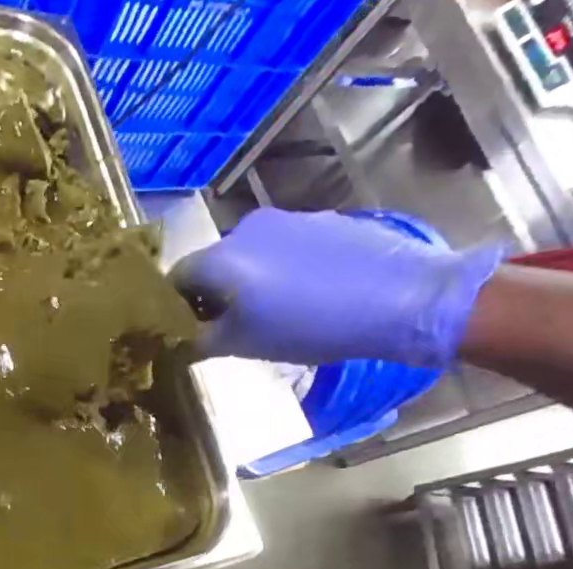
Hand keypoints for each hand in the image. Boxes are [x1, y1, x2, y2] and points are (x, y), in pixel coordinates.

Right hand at [171, 208, 502, 368]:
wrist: (398, 297)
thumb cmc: (308, 327)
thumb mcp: (243, 345)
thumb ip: (201, 340)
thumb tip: (179, 339)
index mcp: (221, 257)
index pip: (176, 278)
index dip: (174, 307)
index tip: (188, 331)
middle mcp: (245, 229)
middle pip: (212, 264)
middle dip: (212, 295)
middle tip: (229, 329)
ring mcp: (286, 219)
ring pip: (247, 255)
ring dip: (247, 283)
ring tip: (271, 314)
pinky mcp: (320, 220)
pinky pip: (281, 247)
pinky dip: (278, 271)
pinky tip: (304, 296)